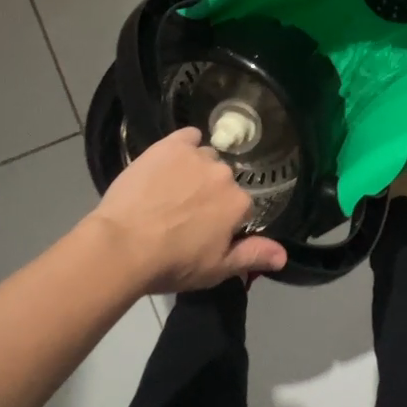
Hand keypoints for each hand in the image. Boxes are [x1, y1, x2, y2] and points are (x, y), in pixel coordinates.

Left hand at [82, 128, 286, 294]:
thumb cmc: (170, 264)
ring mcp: (198, 156)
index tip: (202, 233)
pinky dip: (184, 144)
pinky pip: (188, 136)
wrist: (121, 246)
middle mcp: (225, 174)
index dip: (221, 220)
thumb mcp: (214, 270)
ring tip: (169, 192)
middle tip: (182, 215)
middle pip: (222, 180)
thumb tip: (284, 255)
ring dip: (195, 171)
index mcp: (239, 203)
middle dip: (209, 194)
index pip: (239, 206)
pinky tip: (171, 160)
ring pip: (204, 158)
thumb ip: (252, 256)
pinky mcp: (172, 144)